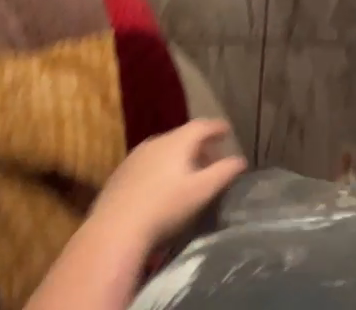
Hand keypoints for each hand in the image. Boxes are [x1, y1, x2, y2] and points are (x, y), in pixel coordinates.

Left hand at [89, 119, 247, 249]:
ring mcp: (135, 157)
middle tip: (213, 160)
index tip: (227, 131)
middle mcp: (156, 142)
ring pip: (164, 150)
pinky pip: (149, 163)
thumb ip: (224, 173)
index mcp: (177, 142)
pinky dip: (162, 168)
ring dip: (180, 158)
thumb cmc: (165, 208)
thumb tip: (240, 160)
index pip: (202, 125)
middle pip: (183, 137)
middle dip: (200, 146)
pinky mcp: (121, 174)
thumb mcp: (201, 192)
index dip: (217, 127)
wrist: (115, 230)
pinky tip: (162, 188)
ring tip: (189, 175)